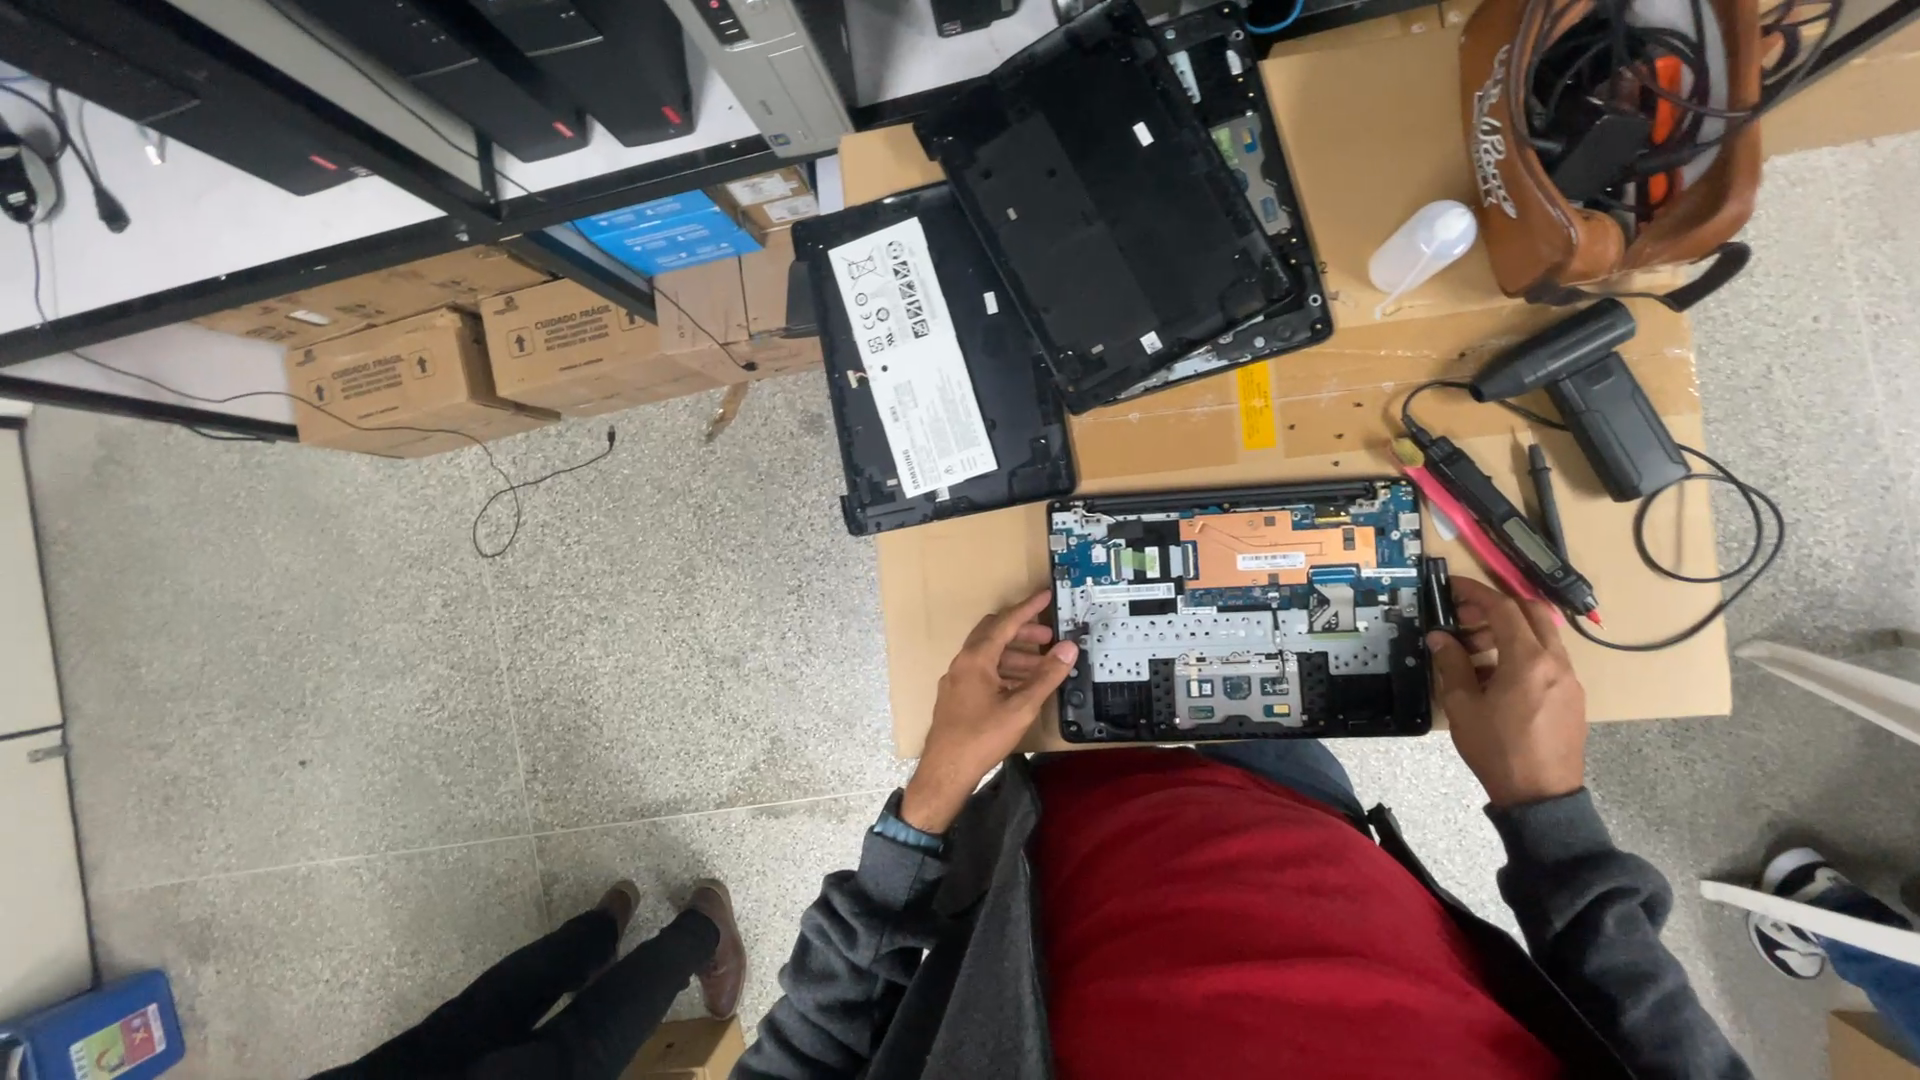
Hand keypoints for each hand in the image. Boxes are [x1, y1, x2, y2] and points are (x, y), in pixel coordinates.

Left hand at [900, 589, 1078, 832]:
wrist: (946, 770)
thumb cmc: (981, 738)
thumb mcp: (1021, 707)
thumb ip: (1046, 676)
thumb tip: (1067, 649)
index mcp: (976, 659)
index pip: (1005, 622)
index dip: (1028, 607)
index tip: (1045, 595)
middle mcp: (962, 663)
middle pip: (993, 634)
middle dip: (1022, 632)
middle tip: (1047, 637)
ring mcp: (956, 679)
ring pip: (988, 655)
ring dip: (1015, 655)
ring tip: (1041, 668)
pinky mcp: (956, 696)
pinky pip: (982, 672)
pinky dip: (1003, 671)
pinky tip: (1020, 687)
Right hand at [1426, 575, 1587, 807]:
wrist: (1541, 795)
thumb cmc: (1496, 748)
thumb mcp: (1462, 705)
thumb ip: (1452, 664)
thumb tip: (1440, 637)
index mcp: (1528, 661)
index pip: (1503, 608)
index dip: (1475, 592)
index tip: (1451, 586)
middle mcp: (1556, 662)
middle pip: (1532, 612)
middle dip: (1496, 606)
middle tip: (1464, 617)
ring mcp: (1570, 679)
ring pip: (1542, 635)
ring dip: (1508, 630)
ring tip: (1473, 650)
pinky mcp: (1572, 695)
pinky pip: (1548, 658)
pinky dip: (1521, 651)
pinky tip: (1495, 675)